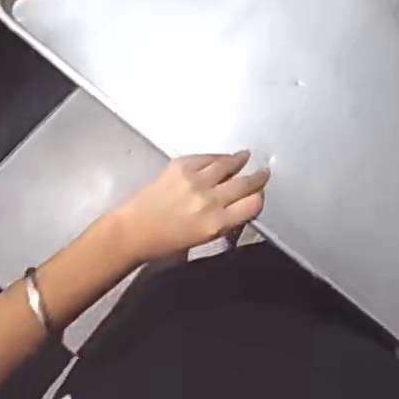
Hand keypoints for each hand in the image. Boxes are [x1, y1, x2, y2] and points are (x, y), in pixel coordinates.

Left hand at [101, 152, 268, 265]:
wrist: (134, 230)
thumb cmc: (167, 242)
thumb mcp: (203, 239)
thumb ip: (223, 222)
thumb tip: (237, 204)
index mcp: (216, 224)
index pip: (252, 205)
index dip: (259, 198)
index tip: (259, 193)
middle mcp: (209, 200)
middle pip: (244, 184)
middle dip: (257, 177)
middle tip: (264, 171)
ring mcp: (195, 180)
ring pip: (227, 165)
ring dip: (239, 160)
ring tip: (245, 156)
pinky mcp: (181, 165)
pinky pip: (207, 157)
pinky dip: (217, 157)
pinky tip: (222, 157)